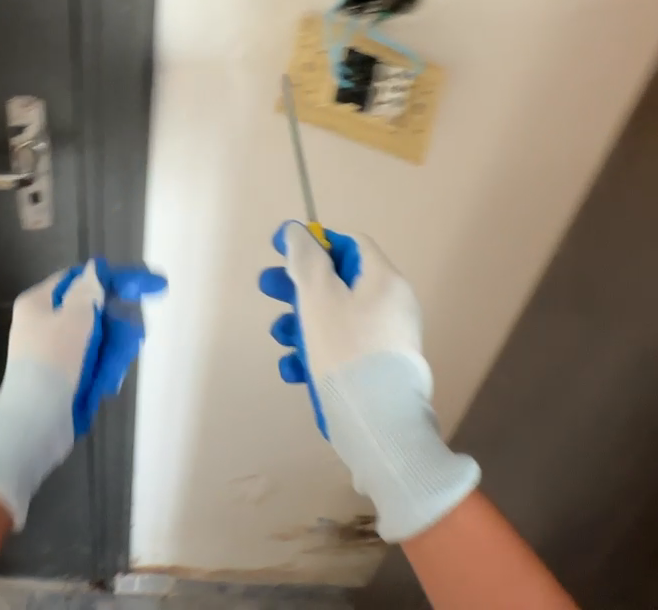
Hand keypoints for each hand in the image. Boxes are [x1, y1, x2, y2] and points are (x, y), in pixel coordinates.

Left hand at [0, 257, 165, 527]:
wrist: (35, 421)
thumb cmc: (54, 360)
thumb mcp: (76, 316)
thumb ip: (89, 291)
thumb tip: (93, 271)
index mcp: (37, 303)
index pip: (73, 280)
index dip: (102, 281)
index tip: (131, 289)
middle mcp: (39, 324)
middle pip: (84, 311)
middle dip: (110, 321)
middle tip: (133, 331)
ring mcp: (47, 353)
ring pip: (89, 339)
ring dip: (108, 348)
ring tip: (123, 357)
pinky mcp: (57, 378)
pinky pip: (84, 363)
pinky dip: (99, 368)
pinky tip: (109, 378)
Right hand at [258, 221, 479, 541]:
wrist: (378, 425)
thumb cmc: (346, 348)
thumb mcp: (318, 294)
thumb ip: (304, 258)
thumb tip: (297, 231)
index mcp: (384, 281)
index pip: (349, 245)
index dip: (314, 242)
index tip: (281, 249)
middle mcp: (390, 306)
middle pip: (337, 283)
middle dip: (297, 286)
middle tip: (266, 288)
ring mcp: (385, 342)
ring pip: (334, 318)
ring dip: (300, 322)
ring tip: (279, 337)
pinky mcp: (377, 372)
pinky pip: (341, 350)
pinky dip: (315, 352)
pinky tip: (292, 367)